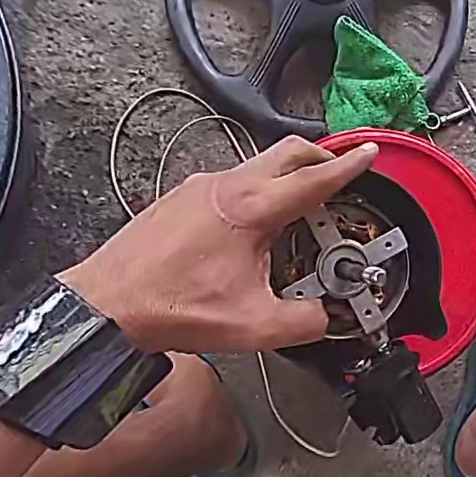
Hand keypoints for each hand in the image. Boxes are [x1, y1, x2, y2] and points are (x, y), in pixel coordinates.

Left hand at [59, 136, 379, 352]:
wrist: (107, 305)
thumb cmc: (170, 307)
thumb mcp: (255, 324)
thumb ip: (306, 321)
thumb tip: (326, 317)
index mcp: (250, 209)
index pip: (313, 179)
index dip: (349, 166)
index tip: (368, 153)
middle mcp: (225, 187)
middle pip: (287, 152)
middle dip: (322, 156)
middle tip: (340, 170)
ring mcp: (200, 188)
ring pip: (258, 164)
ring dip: (288, 176)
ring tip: (302, 206)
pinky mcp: (182, 198)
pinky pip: (233, 180)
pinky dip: (258, 190)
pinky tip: (257, 224)